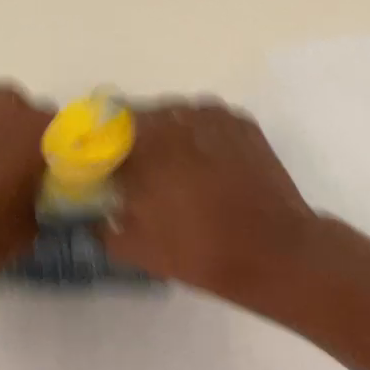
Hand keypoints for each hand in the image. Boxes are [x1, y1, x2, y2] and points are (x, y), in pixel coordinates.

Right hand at [102, 98, 322, 297]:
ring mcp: (214, 117)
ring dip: (165, 139)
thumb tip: (96, 215)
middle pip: (139, 118)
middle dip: (131, 142)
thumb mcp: (136, 248)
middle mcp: (178, 117)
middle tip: (131, 176)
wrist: (273, 252)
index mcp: (144, 142)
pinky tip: (200, 170)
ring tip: (169, 174)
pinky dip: (196, 140)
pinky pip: (205, 124)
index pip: (102, 129)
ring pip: (175, 118)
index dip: (96, 148)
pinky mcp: (242, 126)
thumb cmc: (198, 250)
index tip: (97, 170)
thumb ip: (103, 226)